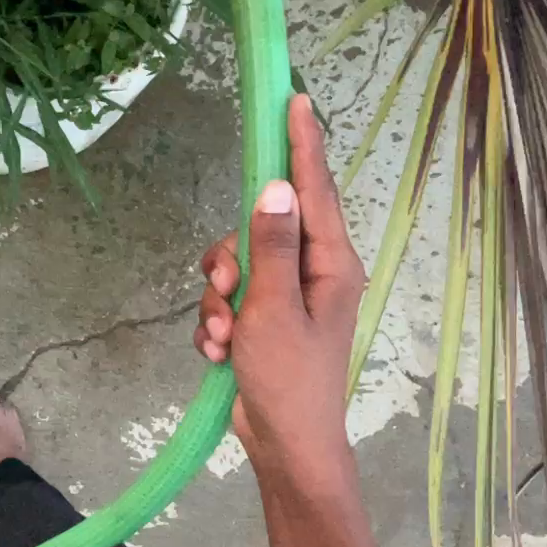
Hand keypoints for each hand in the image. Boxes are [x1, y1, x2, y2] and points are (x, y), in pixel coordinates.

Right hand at [194, 94, 366, 480]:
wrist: (283, 446)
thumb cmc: (289, 380)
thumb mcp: (274, 310)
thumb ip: (273, 247)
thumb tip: (277, 186)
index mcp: (330, 263)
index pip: (314, 190)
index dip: (302, 145)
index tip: (295, 100)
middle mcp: (310, 272)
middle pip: (259, 230)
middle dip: (230, 260)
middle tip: (224, 291)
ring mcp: (283, 298)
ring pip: (235, 267)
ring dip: (217, 302)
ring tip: (222, 337)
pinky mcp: (260, 320)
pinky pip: (226, 300)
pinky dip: (216, 324)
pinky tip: (219, 352)